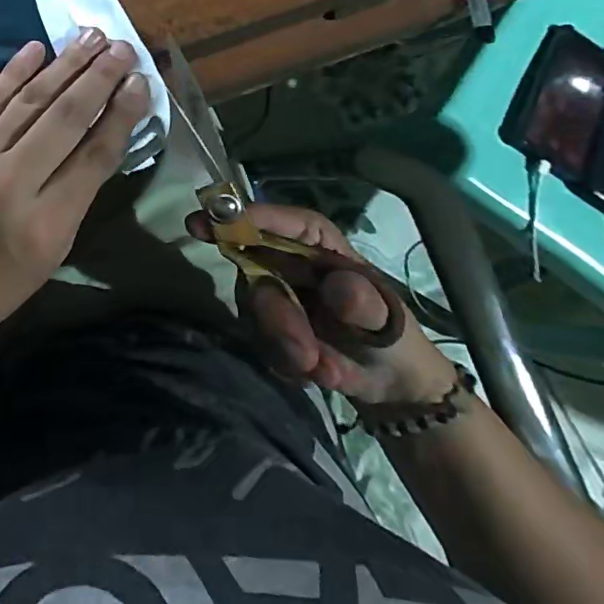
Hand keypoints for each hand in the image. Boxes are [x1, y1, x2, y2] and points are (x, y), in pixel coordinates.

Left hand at [0, 30, 151, 351]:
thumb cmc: (6, 282)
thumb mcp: (57, 248)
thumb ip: (81, 191)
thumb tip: (109, 132)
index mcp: (48, 222)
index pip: (95, 155)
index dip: (123, 113)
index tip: (142, 81)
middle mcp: (12, 184)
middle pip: (65, 118)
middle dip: (98, 77)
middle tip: (123, 46)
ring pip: (28, 102)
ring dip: (63, 65)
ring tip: (91, 37)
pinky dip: (13, 75)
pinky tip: (36, 49)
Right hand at [186, 204, 457, 404]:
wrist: (390, 385)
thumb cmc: (392, 336)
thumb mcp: (388, 321)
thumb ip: (365, 304)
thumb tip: (338, 287)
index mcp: (318, 245)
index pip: (282, 222)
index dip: (246, 217)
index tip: (211, 222)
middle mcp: (286, 262)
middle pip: (255, 269)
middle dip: (275, 314)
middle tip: (306, 356)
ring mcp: (271, 294)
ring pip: (254, 311)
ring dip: (286, 346)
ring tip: (326, 371)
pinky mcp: (263, 327)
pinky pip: (260, 342)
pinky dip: (287, 364)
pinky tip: (316, 373)